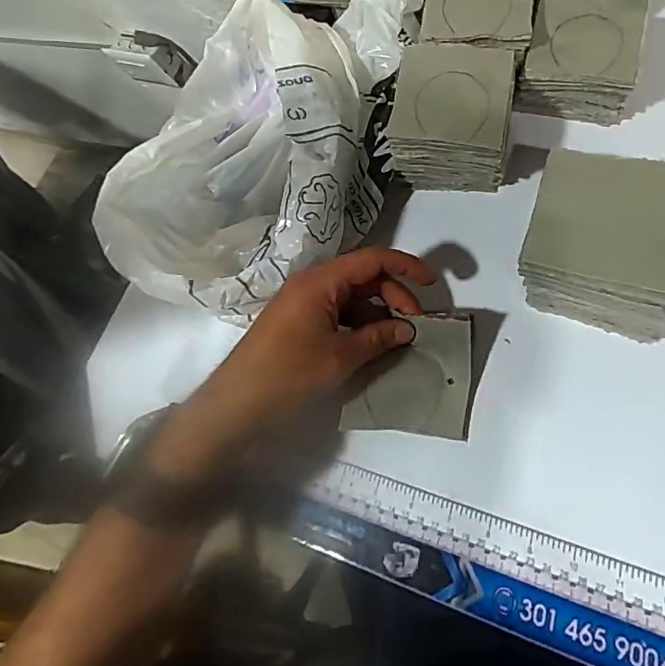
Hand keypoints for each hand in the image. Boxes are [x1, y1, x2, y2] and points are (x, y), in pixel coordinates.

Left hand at [146, 247, 436, 481]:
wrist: (233, 406)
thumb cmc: (287, 374)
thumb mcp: (340, 356)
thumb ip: (379, 337)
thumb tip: (409, 329)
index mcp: (321, 281)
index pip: (373, 259)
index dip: (406, 266)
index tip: (431, 283)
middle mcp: (312, 283)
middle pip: (365, 277)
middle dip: (395, 295)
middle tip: (415, 324)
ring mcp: (304, 302)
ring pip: (354, 296)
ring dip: (380, 311)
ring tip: (398, 338)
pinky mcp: (300, 321)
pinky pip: (340, 312)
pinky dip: (361, 323)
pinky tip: (374, 344)